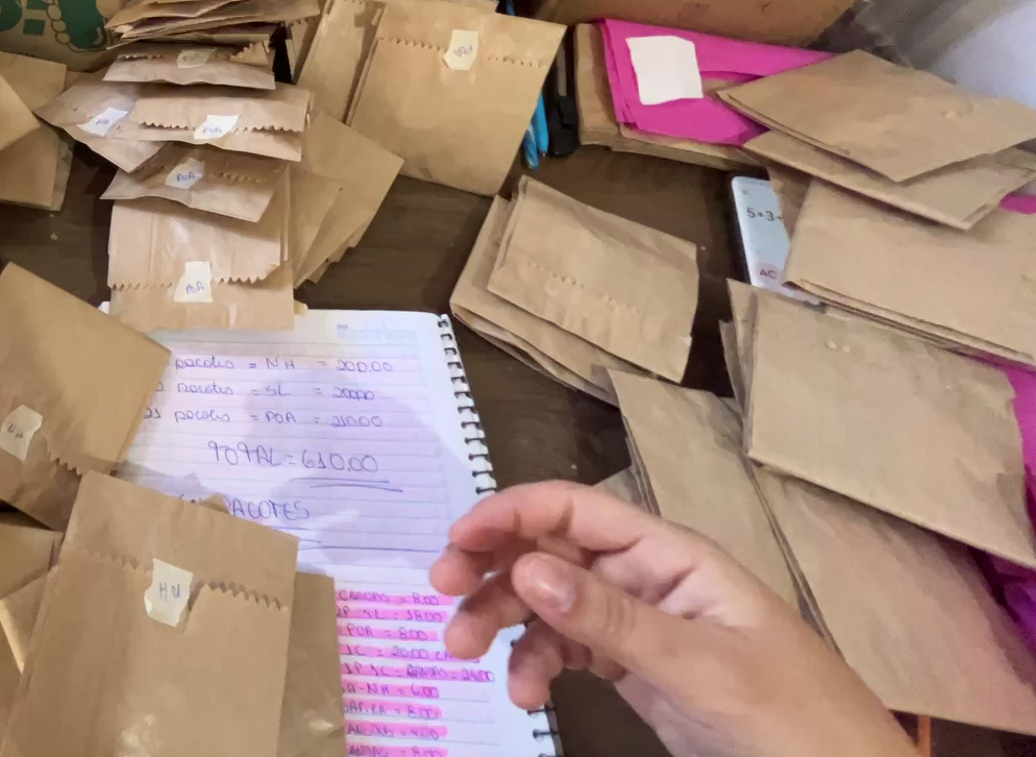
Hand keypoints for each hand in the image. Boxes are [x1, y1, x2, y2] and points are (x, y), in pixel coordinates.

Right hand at [430, 481, 912, 756]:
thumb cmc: (797, 727)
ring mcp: (631, 621)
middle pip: (544, 551)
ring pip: (542, 599)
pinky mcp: (627, 665)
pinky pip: (560, 646)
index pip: (571, 510)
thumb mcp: (706, 672)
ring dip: (497, 619)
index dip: (509, 513)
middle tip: (441, 591)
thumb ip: (612, 618)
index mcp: (667, 556)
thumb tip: (521, 567)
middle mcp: (639, 577)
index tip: (457, 539)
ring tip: (460, 650)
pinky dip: (531, 663)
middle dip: (489, 568)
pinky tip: (522, 694)